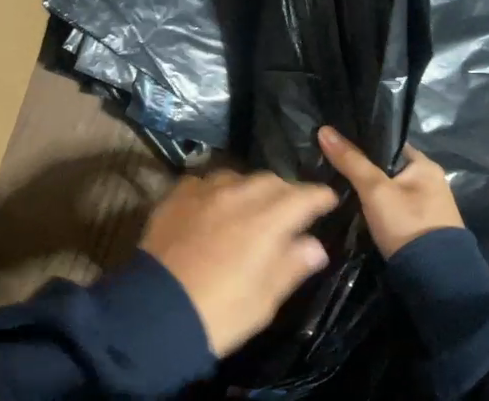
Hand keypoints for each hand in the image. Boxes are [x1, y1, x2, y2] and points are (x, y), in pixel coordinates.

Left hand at [139, 172, 337, 356]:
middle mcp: (235, 195)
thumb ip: (291, 266)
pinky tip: (216, 206)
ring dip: (251, 189)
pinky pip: (204, 182)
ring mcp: (202, 191)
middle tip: (292, 210)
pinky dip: (218, 191)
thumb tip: (315, 245)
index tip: (329, 200)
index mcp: (265, 221)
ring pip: (236, 176)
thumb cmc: (221, 312)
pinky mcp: (176, 195)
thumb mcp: (265, 299)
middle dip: (286, 191)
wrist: (159, 309)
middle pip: (270, 181)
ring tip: (253, 207)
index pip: (302, 196)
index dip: (319, 196)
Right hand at [318, 127, 464, 257]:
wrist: (435, 280)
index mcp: (425, 166)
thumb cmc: (407, 224)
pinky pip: (389, 204)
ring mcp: (425, 206)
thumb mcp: (375, 190)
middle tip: (328, 160)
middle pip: (385, 165)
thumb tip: (324, 129)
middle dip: (360, 164)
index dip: (360, 140)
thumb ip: (351, 160)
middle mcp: (429, 182)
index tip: (333, 140)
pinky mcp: (418, 225)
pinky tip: (352, 202)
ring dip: (366, 185)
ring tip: (334, 179)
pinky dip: (373, 202)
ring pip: (386, 186)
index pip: (387, 142)